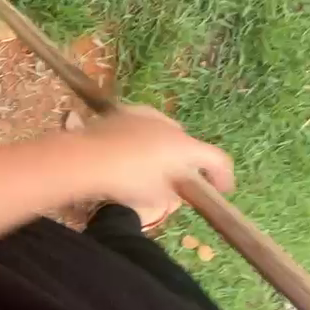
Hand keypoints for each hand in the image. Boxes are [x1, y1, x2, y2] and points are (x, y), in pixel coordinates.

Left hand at [76, 104, 233, 220]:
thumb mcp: (155, 196)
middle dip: (189, 160)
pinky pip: (143, 124)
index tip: (222, 189)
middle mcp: (168, 126)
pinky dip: (146, 136)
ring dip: (167, 146)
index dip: (224, 176)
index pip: (217, 158)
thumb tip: (174, 192)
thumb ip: (172, 194)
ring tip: (158, 164)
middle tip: (183, 178)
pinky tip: (134, 148)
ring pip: (166, 130)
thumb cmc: (125, 179)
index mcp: (183, 146)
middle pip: (189, 143)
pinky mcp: (123, 112)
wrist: (86, 157)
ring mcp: (145, 115)